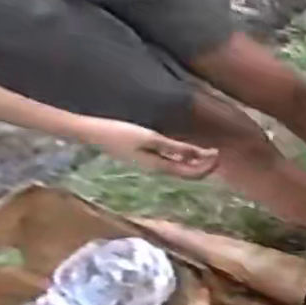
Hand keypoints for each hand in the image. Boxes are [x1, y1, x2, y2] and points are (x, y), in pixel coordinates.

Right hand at [89, 120, 219, 179]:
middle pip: (190, 173)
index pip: (193, 173)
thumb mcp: (151, 138)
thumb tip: (200, 155)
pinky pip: (171, 162)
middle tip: (215, 151)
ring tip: (206, 150)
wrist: (88, 131)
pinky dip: (183, 158)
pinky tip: (188, 150)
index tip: (217, 153)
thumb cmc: (118, 133)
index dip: (209, 165)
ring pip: (181, 168)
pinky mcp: (145, 159)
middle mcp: (158, 170)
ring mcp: (151, 165)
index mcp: (160, 168)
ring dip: (196, 161)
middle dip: (205, 164)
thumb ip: (176, 147)